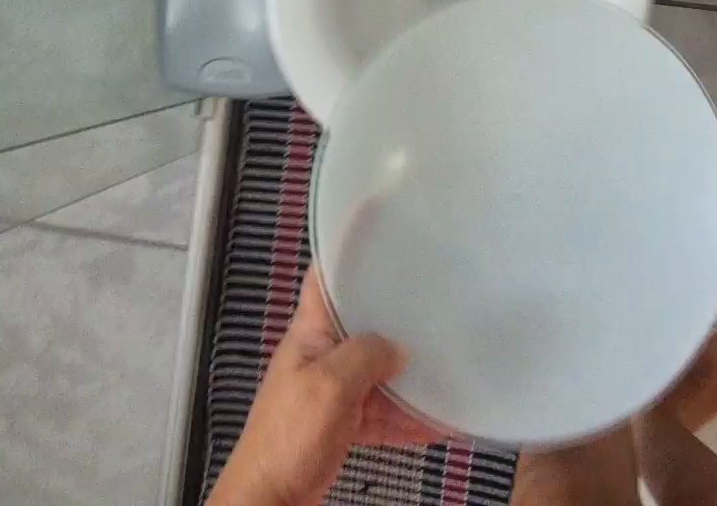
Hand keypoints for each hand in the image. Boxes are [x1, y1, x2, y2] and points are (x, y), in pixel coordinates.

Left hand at [211, 272, 442, 505]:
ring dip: (408, 376)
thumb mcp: (331, 385)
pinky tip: (438, 423)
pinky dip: (406, 419)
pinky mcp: (342, 424)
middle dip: (395, 317)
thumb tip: (400, 349)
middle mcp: (321, 353)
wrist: (269, 502)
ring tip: (447, 369)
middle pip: (362, 324)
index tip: (385, 238)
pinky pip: (380, 412)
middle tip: (434, 302)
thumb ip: (367, 356)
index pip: (326, 278)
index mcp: (309, 332)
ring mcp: (331, 390)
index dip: (349, 253)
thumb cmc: (290, 435)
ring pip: (376, 371)